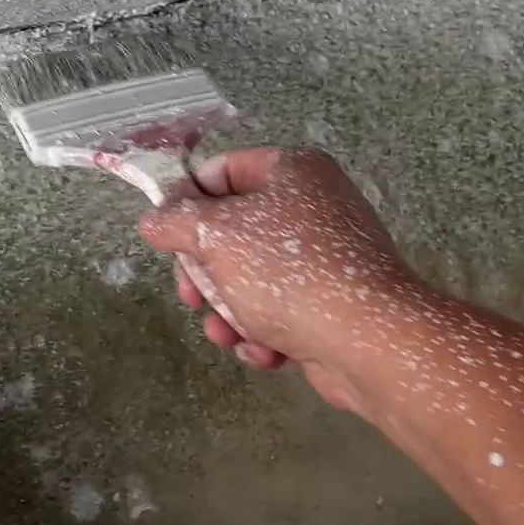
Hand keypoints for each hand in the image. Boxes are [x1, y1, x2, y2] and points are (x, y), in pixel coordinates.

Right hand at [138, 147, 412, 407]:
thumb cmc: (287, 273)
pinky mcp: (334, 302)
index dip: (186, 202)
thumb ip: (174, 220)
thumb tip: (152, 218)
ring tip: (226, 335)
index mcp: (292, 171)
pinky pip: (282, 306)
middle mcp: (313, 205)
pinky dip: (265, 330)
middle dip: (205, 272)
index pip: (222, 171)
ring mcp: (327, 256)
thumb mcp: (215, 236)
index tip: (166, 237)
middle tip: (192, 296)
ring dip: (229, 310)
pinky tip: (265, 353)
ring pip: (251, 275)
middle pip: (232, 230)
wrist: (371, 345)